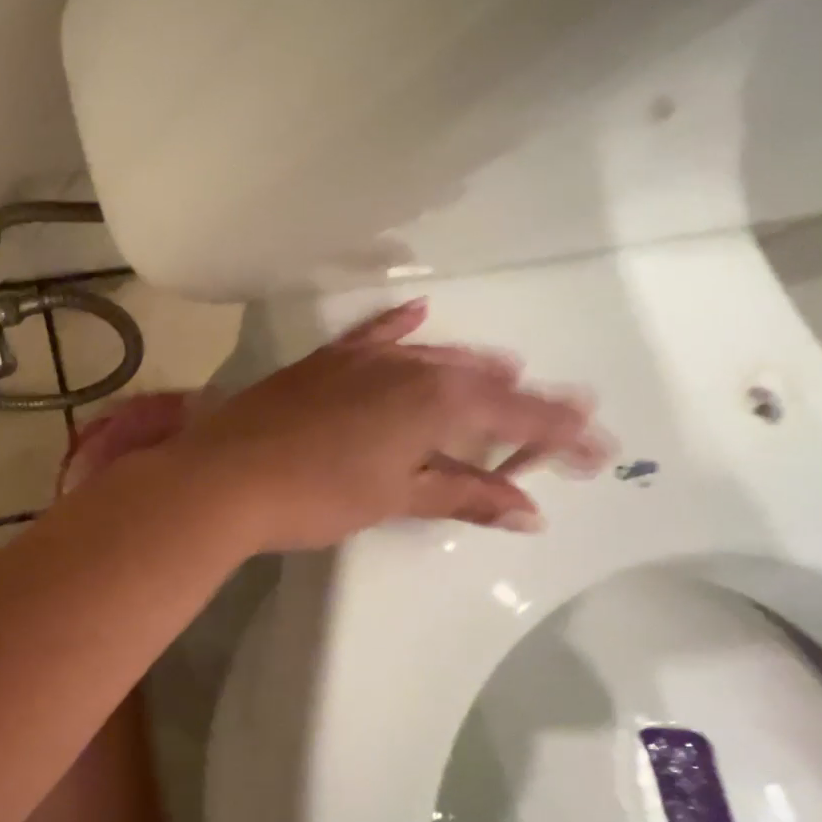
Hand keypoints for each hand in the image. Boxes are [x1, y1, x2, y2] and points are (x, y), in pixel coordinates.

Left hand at [162, 298, 607, 551]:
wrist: (222, 478)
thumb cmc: (313, 494)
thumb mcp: (395, 497)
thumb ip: (462, 493)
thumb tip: (529, 510)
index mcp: (435, 400)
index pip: (517, 413)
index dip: (561, 435)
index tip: (599, 453)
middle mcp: (402, 367)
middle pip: (477, 380)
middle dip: (521, 400)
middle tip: (559, 420)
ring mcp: (354, 360)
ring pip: (428, 356)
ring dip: (469, 367)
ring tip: (506, 372)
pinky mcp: (315, 365)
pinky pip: (366, 337)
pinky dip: (394, 326)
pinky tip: (416, 311)